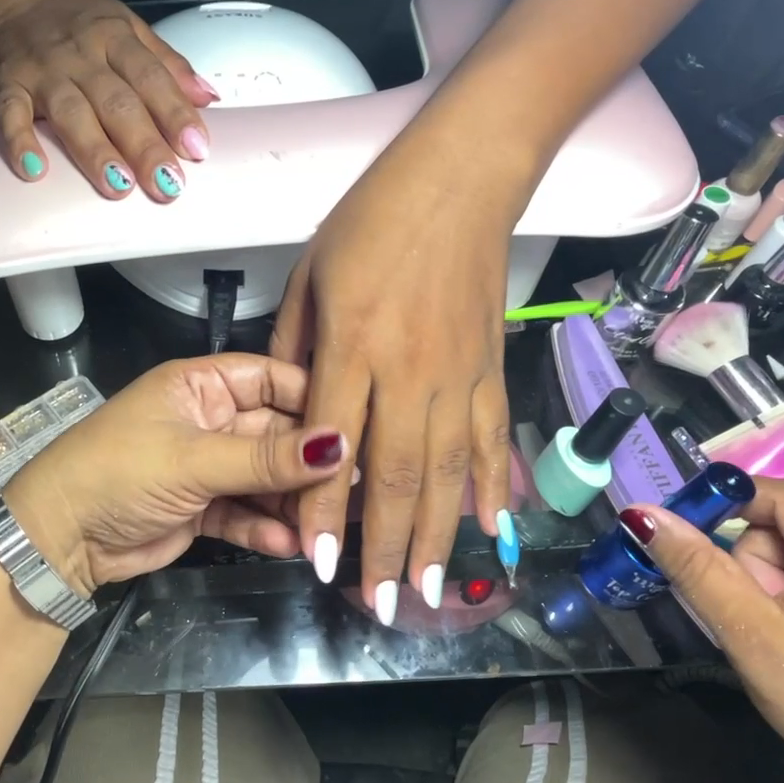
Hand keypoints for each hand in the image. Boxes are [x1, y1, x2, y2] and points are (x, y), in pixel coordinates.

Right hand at [0, 0, 217, 200]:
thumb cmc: (76, 20)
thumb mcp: (126, 26)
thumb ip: (166, 64)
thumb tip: (208, 98)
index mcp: (116, 38)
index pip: (151, 78)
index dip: (175, 114)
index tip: (198, 151)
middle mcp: (81, 55)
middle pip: (117, 103)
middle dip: (144, 146)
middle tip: (167, 185)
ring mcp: (41, 72)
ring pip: (72, 113)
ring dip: (95, 151)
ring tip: (119, 187)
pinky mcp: (4, 86)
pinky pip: (11, 115)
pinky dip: (20, 142)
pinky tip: (34, 172)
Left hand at [1, 354, 347, 595]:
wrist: (61, 538)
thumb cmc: (120, 473)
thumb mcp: (193, 460)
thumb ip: (266, 457)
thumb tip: (339, 445)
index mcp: (201, 385)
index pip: (272, 380)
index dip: (314, 401)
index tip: (358, 426)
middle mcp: (209, 419)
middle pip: (277, 434)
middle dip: (310, 463)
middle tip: (353, 490)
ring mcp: (206, 466)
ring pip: (265, 479)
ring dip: (292, 503)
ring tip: (329, 528)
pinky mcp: (201, 508)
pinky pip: (245, 513)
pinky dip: (264, 528)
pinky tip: (290, 545)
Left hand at [271, 144, 520, 621]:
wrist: (461, 177)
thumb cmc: (371, 219)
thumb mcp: (309, 277)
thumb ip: (296, 348)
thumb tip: (290, 408)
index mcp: (350, 346)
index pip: (330, 448)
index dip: (324, 512)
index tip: (320, 566)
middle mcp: (406, 371)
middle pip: (395, 476)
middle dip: (388, 547)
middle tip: (383, 604)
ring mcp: (457, 372)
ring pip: (447, 470)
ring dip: (440, 537)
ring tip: (432, 591)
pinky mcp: (491, 367)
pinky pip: (491, 438)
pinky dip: (492, 488)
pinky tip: (493, 530)